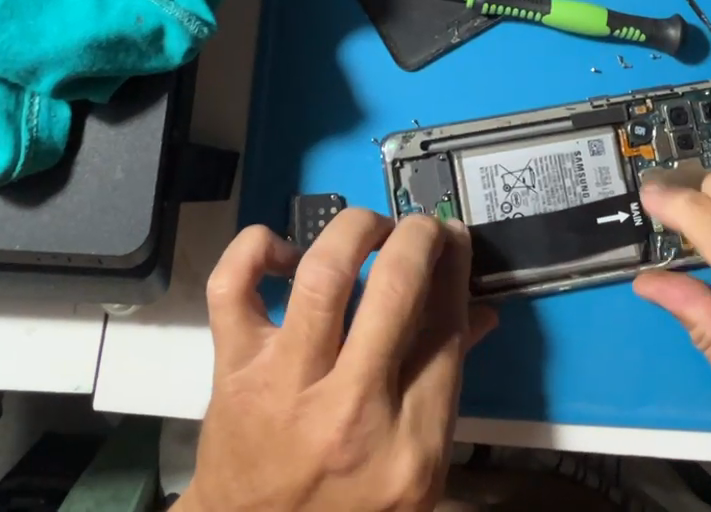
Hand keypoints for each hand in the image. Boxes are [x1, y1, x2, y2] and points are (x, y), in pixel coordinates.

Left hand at [181, 209, 497, 511]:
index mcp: (408, 445)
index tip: (454, 239)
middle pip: (396, 292)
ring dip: (355, 232)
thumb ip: (444, 384)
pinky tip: (286, 253)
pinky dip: (256, 249)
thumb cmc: (348, 504)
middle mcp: (349, 410)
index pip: (446, 329)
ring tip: (369, 230)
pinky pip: (232, 286)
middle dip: (418, 239)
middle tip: (421, 227)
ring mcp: (284, 385)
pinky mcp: (232, 369)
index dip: (456, 268)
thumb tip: (479, 310)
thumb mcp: (415, 468)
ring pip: (323, 276)